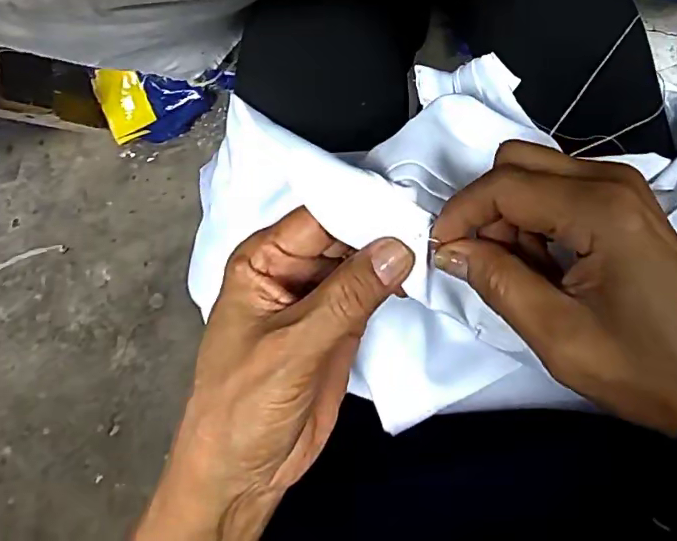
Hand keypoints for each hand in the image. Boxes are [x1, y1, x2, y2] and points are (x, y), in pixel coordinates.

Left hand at [135, 209, 412, 540]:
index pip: (321, 214)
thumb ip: (347, 296)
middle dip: (388, 223)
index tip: (409, 197)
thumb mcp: (292, 349)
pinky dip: (401, 277)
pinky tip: (423, 274)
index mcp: (264, 260)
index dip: (364, 203)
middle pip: (349, 228)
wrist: (241, 480)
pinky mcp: (346, 315)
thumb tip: (399, 248)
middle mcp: (294, 266)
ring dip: (399, 249)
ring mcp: (322, 291)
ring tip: (436, 239)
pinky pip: (379, 283)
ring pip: (368, 253)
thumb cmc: (240, 412)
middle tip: (432, 220)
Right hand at [431, 143, 676, 540]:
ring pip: (549, 173)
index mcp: (600, 202)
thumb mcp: (568, 343)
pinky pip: (573, 192)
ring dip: (517, 213)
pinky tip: (543, 264)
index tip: (437, 256)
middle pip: (524, 161)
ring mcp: (635, 188)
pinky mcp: (643, 208)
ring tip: (505, 273)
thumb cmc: (669, 378)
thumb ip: (507, 282)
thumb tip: (459, 243)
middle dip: (486, 205)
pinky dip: (545, 220)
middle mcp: (620, 176)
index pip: (501, 180)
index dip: (459, 216)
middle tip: (470, 267)